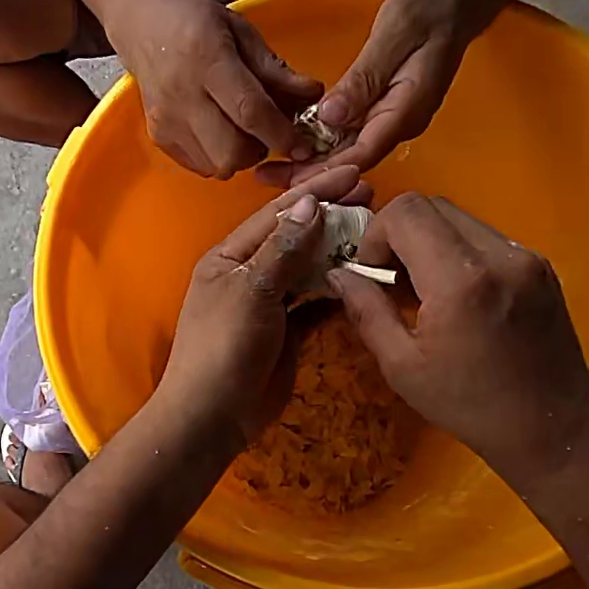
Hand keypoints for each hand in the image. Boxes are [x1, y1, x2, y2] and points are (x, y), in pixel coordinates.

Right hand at [105, 0, 322, 178]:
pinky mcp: (159, 136)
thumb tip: (313, 96)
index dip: (281, 134)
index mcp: (207, 59)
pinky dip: (219, 158)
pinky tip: (220, 134)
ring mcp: (167, 119)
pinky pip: (202, 167)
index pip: (250, 112)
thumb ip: (277, 70)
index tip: (301, 146)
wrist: (140, 21)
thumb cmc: (196, 23)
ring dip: (239, 156)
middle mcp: (182, 93)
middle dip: (259, 150)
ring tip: (240, 131)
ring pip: (218, 165)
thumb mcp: (242, 32)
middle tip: (264, 133)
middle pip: (232, 151)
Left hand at [154, 166, 371, 447]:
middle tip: (373, 198)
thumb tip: (310, 203)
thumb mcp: (251, 291)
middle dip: (332, 218)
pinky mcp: (288, 333)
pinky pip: (315, 305)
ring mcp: (270, 304)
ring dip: (338, 254)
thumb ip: (283, 249)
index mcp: (232, 256)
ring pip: (309, 270)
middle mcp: (251, 273)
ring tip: (374, 235)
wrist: (213, 415)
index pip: (278, 214)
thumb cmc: (224, 347)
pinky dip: (336, 293)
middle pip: (296, 238)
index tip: (354, 173)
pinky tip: (363, 282)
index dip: (316, 192)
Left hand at [256, 0, 491, 186]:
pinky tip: (297, 144)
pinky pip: (352, 134)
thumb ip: (365, 79)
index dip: (326, 169)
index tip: (291, 177)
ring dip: (314, 162)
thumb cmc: (430, 8)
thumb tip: (331, 118)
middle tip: (269, 178)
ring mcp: (392, 119)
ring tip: (274, 168)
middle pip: (352, 160)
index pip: (363, 153)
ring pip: (350, 151)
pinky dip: (324, 142)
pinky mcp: (384, 111)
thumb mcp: (395, 35)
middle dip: (311, 173)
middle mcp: (400, 124)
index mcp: (407, 111)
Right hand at [327, 194, 588, 474]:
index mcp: (461, 281)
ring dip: (431, 244)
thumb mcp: (403, 367)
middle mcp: (499, 254)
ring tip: (426, 295)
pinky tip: (459, 300)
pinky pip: (487, 239)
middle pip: (433, 205)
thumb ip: (367, 311)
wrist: (552, 429)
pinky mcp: (541, 267)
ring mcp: (527, 257)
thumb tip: (340, 274)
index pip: (406, 211)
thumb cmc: (470, 407)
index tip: (373, 275)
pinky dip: (460, 255)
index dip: (376, 234)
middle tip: (394, 284)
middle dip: (400, 235)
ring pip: (461, 219)